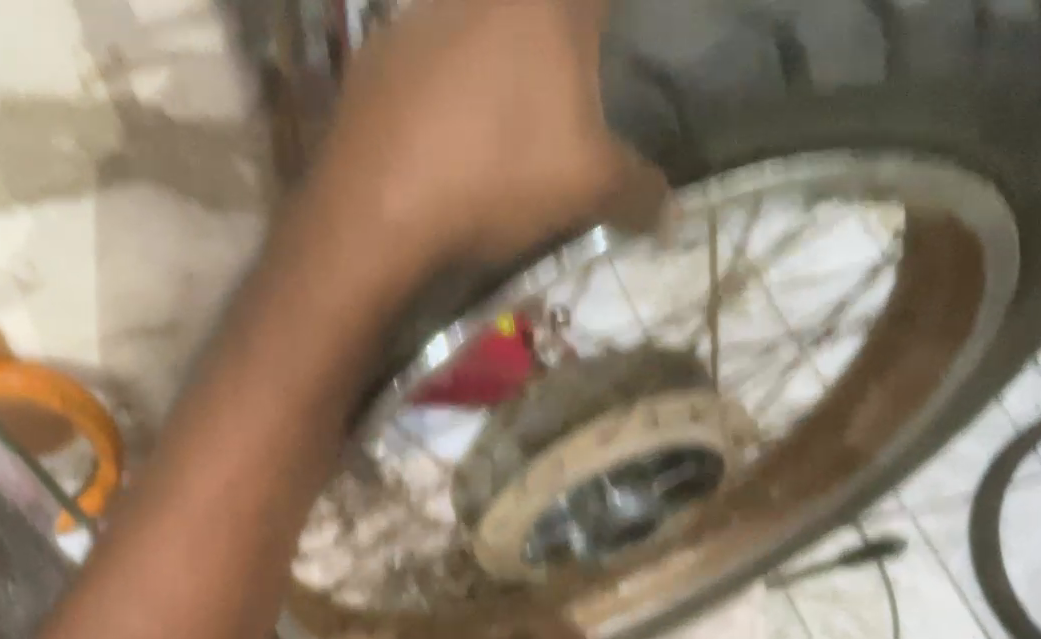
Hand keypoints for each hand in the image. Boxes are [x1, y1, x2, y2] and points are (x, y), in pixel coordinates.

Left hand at [303, 0, 666, 272]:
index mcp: (545, 4)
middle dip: (542, 42)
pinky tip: (430, 131)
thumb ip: (638, 190)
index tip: (597, 49)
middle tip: (547, 92)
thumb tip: (672, 210)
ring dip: (482, 57)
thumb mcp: (586, 191)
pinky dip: (430, 85)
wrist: (373, 215)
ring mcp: (415, 21)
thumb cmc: (494, 181)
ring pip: (466, 23)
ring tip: (487, 114)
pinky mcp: (368, 62)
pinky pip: (415, 59)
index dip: (596, 26)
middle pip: (526, 12)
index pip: (590, 4)